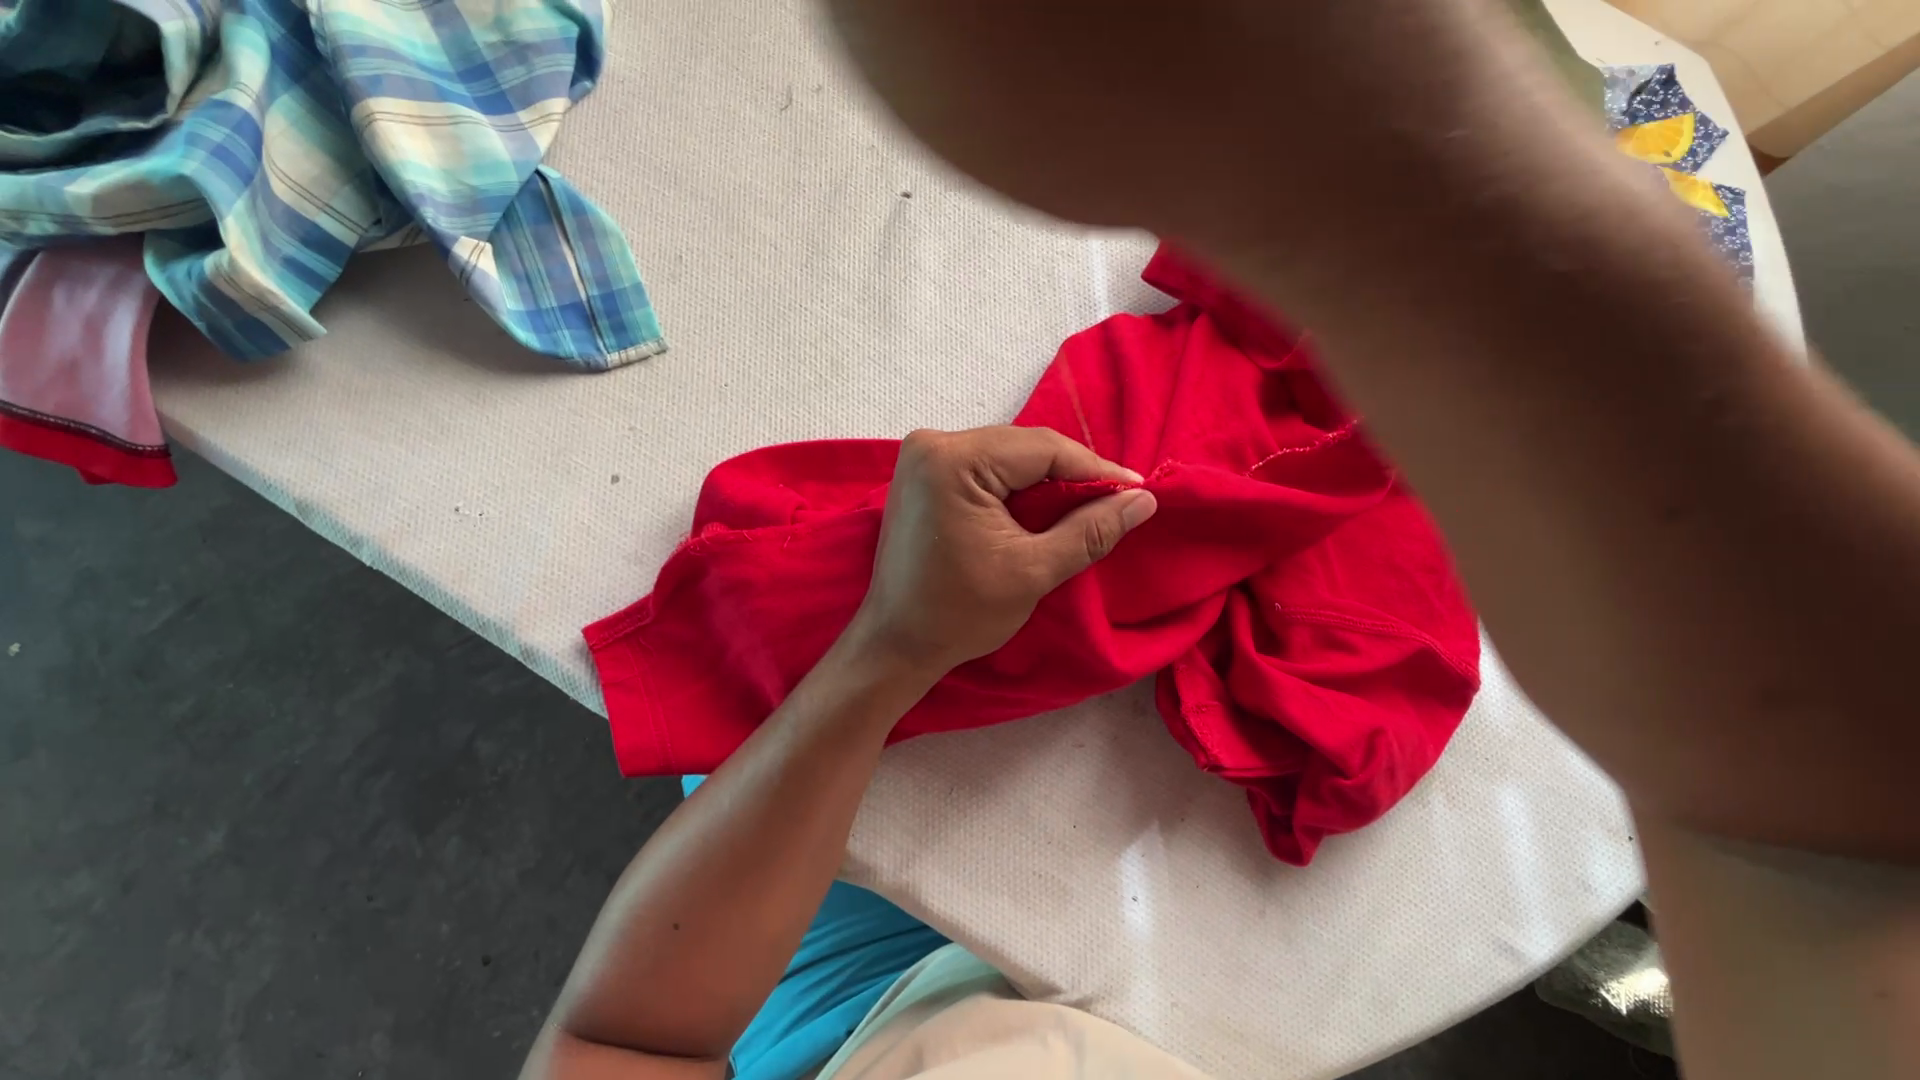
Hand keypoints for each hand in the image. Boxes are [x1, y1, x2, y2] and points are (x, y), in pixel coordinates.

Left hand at [848, 426, 1157, 675]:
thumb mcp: (1033, 572)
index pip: (1043, 448)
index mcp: (953, 460)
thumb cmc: (958, 613)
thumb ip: (1090, 531)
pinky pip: (986, 468)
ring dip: (1047, 481)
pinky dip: (1018, 488)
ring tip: (1089, 508)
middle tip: (1118, 502)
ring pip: (1008, 456)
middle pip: (1024, 447)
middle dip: (1072, 475)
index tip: (1139, 490)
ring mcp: (923, 456)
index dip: (1096, 469)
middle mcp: (933, 443)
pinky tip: (1044, 509)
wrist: (895, 644)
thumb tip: (1144, 500)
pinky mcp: (923, 474)